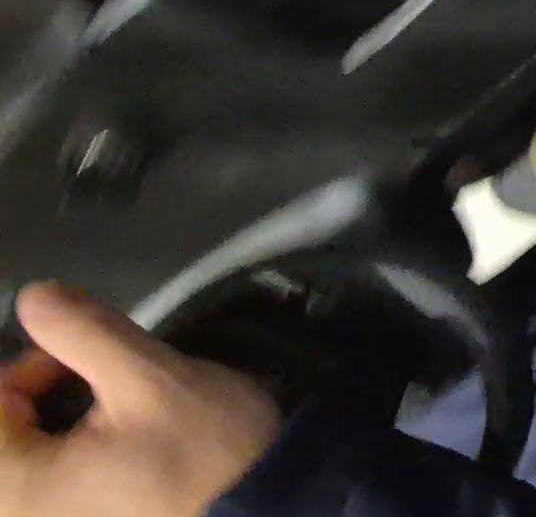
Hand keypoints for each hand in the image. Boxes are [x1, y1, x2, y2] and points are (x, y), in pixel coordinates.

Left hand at [0, 284, 281, 516]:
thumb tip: (37, 295)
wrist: (256, 502)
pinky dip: (67, 454)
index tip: (92, 358)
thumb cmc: (200, 444)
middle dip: (44, 398)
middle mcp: (9, 510)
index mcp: (6, 486)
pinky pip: (44, 482)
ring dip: (55, 426)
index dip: (33, 368)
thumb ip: (89, 337)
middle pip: (4, 430)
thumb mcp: (155, 379)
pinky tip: (112, 450)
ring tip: (112, 416)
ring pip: (24, 456)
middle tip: (107, 383)